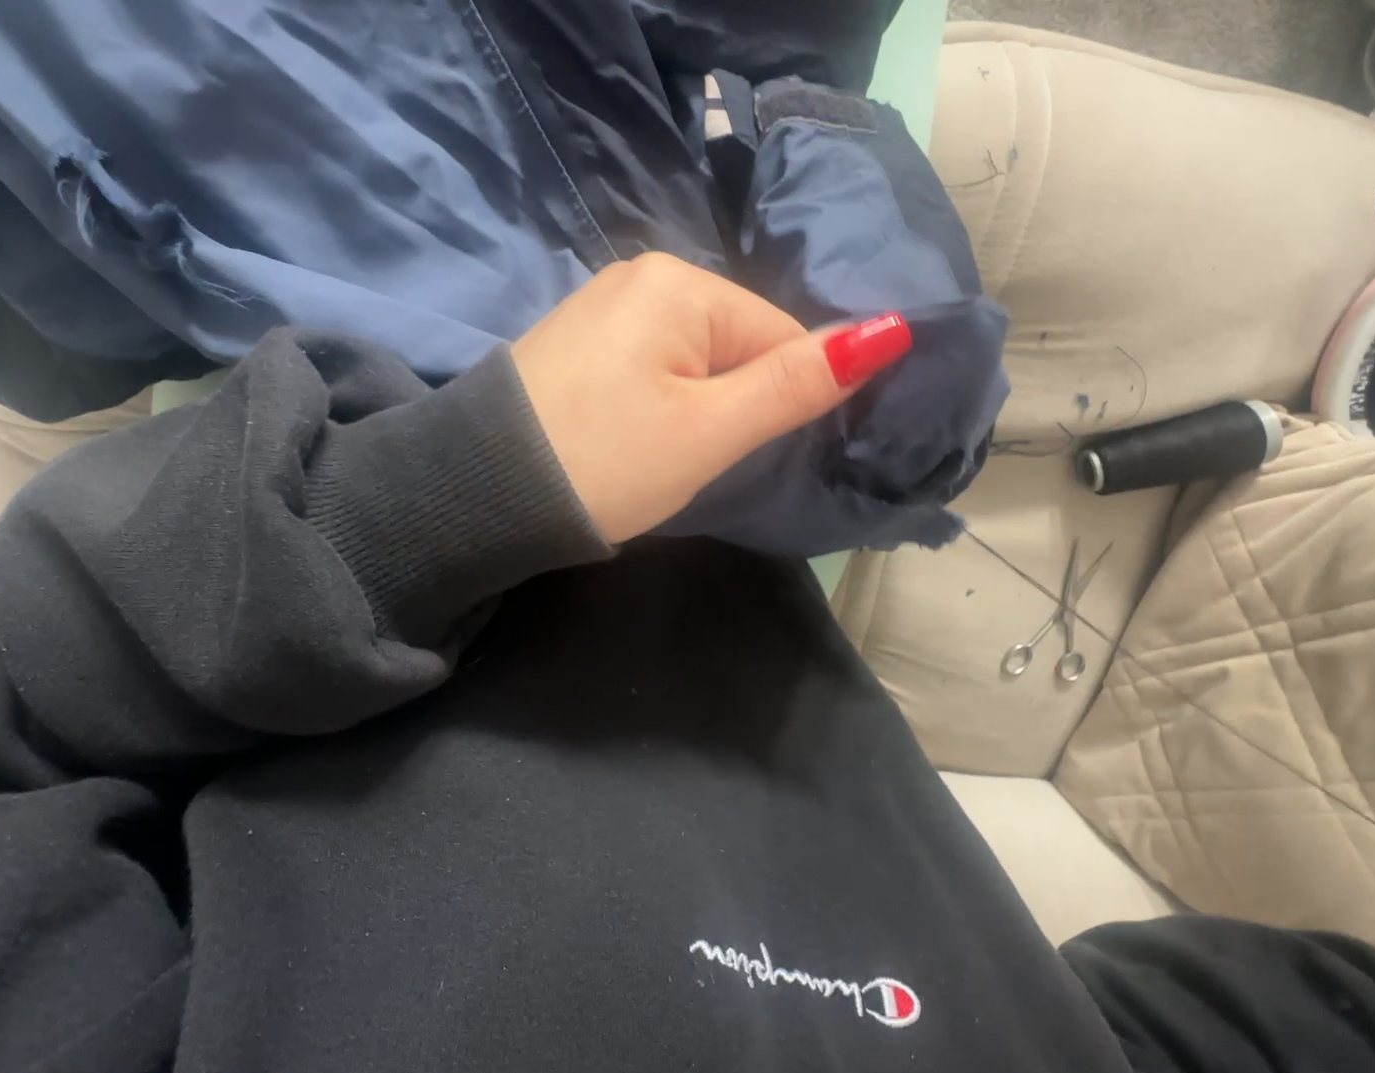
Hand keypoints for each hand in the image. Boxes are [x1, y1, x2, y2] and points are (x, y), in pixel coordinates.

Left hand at [510, 253, 910, 543]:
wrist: (482, 492)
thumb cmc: (606, 461)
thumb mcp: (711, 429)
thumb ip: (796, 383)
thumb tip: (892, 329)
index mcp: (677, 283)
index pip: (777, 335)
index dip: (778, 401)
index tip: (736, 453)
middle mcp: (638, 277)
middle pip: (733, 343)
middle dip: (729, 405)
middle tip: (684, 457)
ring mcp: (601, 307)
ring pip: (691, 359)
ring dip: (693, 407)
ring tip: (652, 452)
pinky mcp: (577, 342)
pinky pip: (648, 364)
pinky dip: (654, 402)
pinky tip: (626, 436)